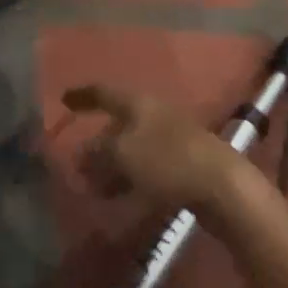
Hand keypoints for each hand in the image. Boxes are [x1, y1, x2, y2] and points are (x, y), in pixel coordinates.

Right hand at [63, 85, 246, 208]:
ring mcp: (171, 137)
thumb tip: (81, 155)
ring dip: (112, 166)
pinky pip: (147, 165)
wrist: (224, 186)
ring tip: (96, 189)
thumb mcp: (122, 155)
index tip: (63, 99)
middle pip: (117, 123)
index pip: (102, 91)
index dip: (82, 95)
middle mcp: (153, 112)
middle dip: (96, 144)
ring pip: (132, 148)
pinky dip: (130, 177)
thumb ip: (96, 153)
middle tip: (78, 164)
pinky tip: (123, 196)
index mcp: (137, 101)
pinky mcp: (184, 162)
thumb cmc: (167, 160)